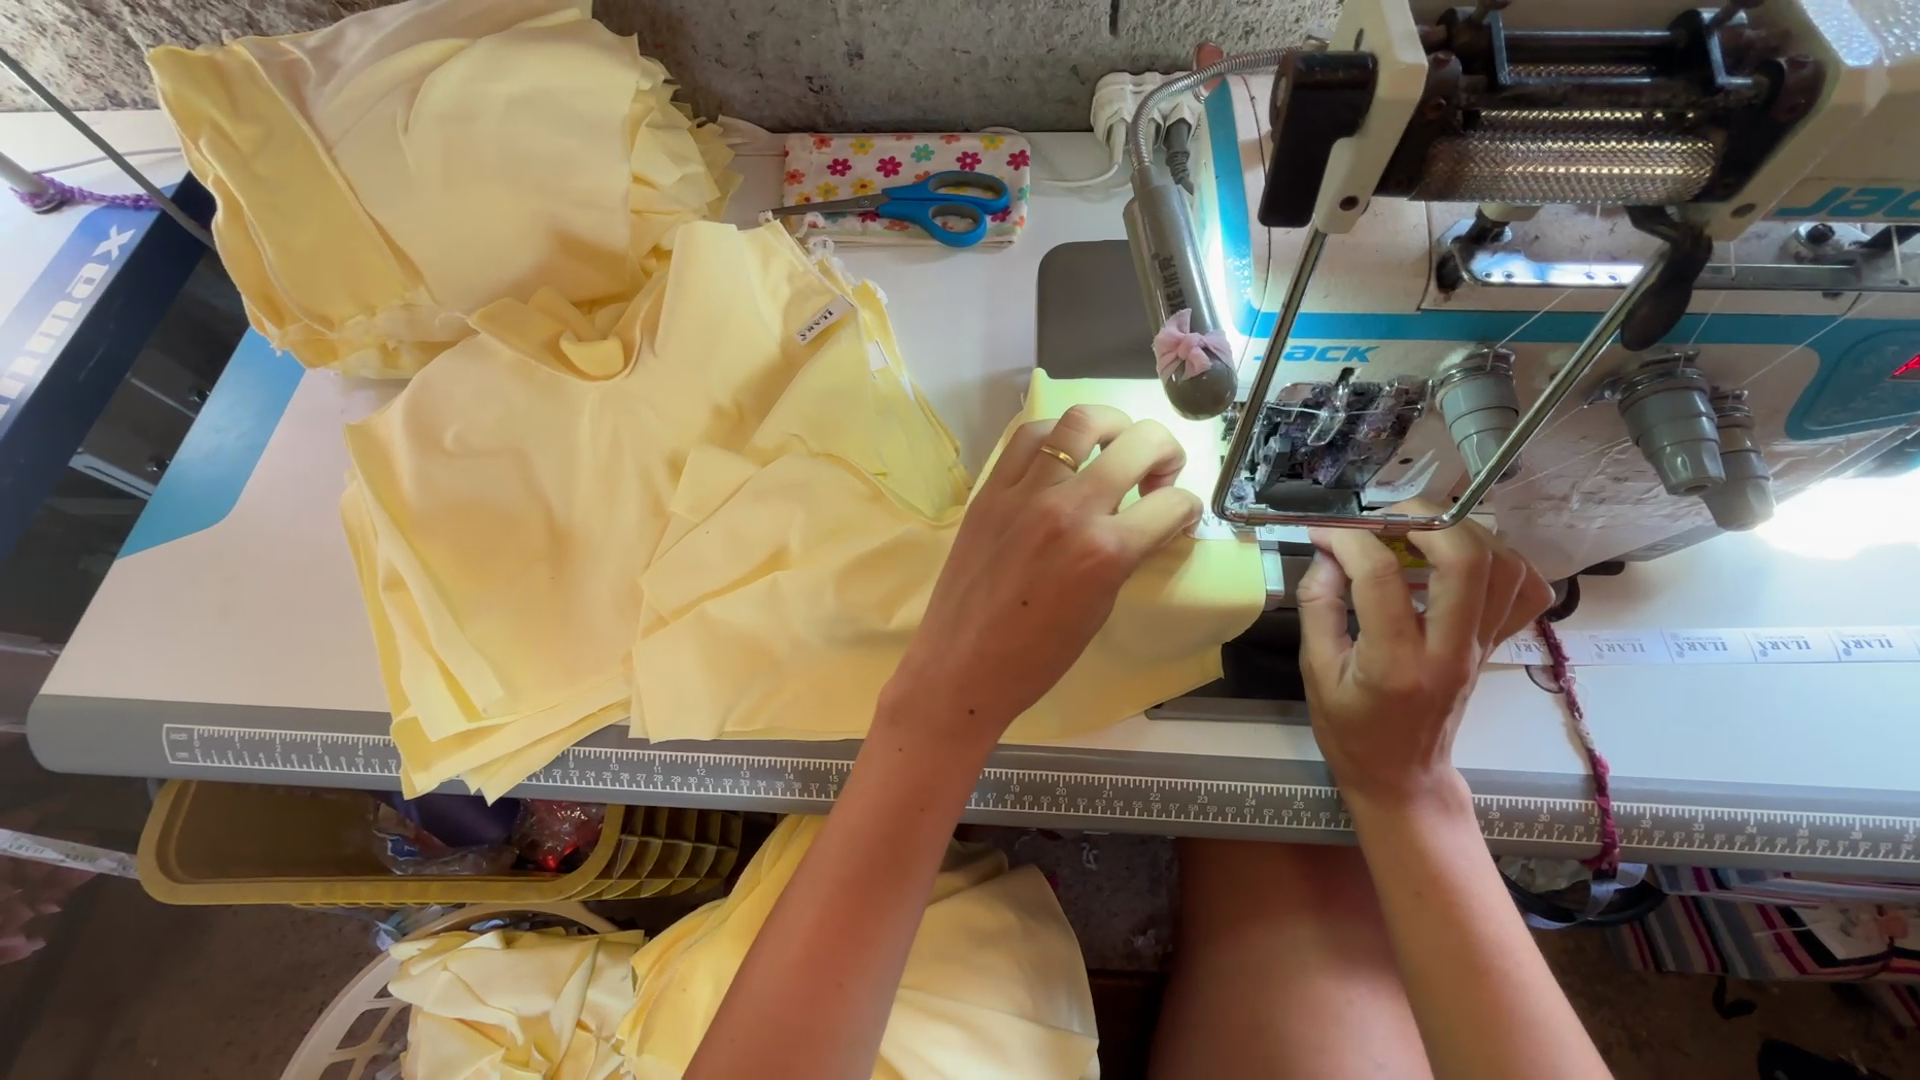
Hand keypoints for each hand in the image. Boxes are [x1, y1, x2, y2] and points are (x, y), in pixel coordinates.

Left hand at [882, 405, 1200, 749]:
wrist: (962, 667)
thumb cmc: (1038, 656)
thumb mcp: (1101, 608)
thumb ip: (1126, 555)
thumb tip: (1149, 523)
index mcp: (1106, 551)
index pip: (1173, 504)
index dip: (1189, 508)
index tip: (1179, 514)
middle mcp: (1069, 509)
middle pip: (1140, 442)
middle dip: (1167, 452)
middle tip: (1159, 474)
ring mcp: (1025, 493)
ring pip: (1080, 421)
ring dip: (1113, 426)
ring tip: (1114, 447)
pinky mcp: (990, 490)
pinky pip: (1028, 438)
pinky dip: (1057, 435)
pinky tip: (1064, 454)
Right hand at [1295, 500, 1551, 808]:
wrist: (1401, 773)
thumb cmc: (1349, 727)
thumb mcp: (1315, 670)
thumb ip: (1318, 604)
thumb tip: (1328, 552)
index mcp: (1394, 664)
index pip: (1381, 578)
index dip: (1349, 540)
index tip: (1323, 531)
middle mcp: (1450, 651)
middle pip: (1466, 560)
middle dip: (1422, 520)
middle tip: (1382, 518)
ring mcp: (1482, 647)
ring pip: (1503, 566)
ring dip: (1460, 532)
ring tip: (1415, 532)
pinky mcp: (1495, 644)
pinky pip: (1522, 588)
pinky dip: (1498, 558)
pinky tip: (1457, 557)